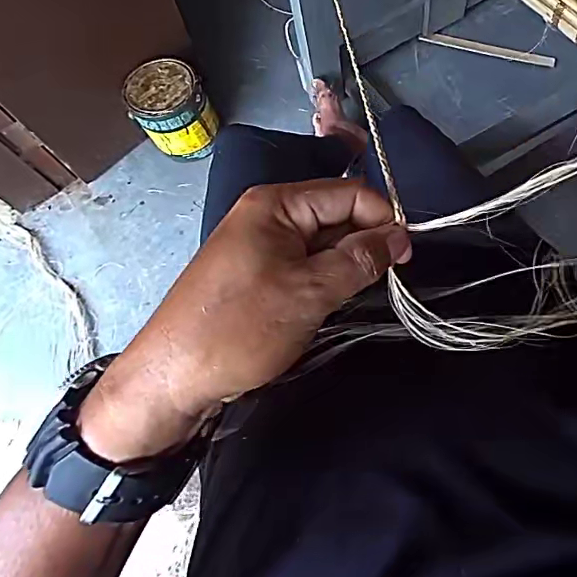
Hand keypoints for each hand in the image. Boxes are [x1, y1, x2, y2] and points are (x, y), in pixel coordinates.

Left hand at [78, 178, 410, 459]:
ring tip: (360, 293)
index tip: (407, 256)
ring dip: (348, 264)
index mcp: (276, 204)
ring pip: (326, 242)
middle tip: (390, 279)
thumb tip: (401, 236)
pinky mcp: (260, 273)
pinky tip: (335, 301)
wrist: (169, 382)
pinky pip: (308, 263)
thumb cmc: (239, 329)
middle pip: (338, 214)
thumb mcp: (310, 292)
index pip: (350, 194)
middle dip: (367, 242)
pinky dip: (328, 279)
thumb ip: (361, 259)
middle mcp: (269, 215)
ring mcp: (263, 245)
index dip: (383, 219)